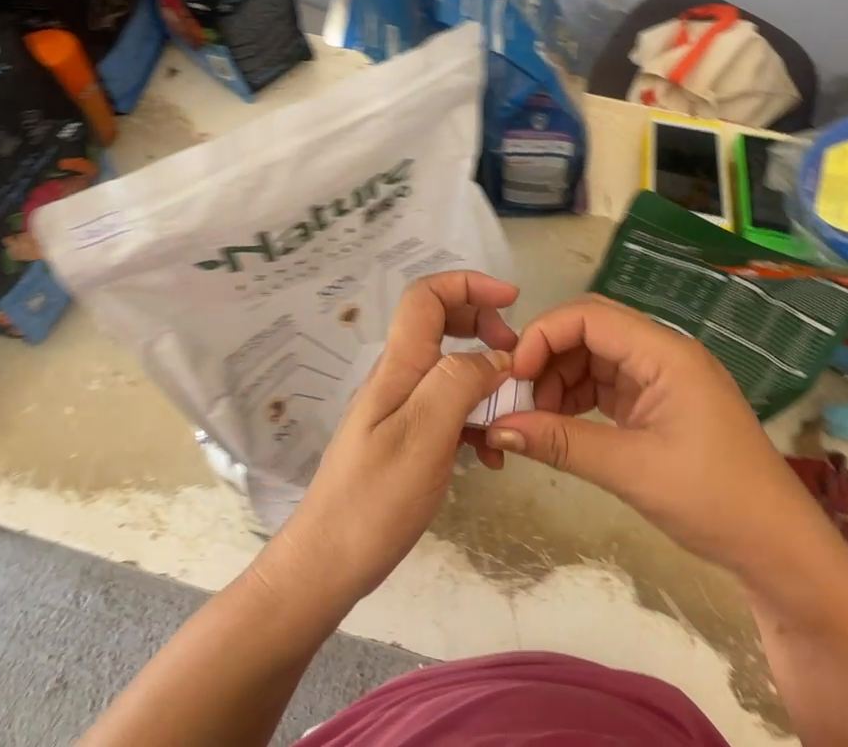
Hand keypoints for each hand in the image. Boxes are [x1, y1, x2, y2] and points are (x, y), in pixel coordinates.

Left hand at [266, 272, 519, 604]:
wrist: (328, 563)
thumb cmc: (375, 500)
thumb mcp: (425, 436)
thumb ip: (460, 383)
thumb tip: (496, 356)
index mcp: (398, 367)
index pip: (427, 296)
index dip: (469, 285)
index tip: (513, 300)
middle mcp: (397, 379)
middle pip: (442, 325)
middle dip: (486, 330)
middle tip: (519, 361)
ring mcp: (400, 411)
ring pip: (452, 372)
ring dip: (488, 385)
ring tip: (513, 418)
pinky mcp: (406, 442)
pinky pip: (449, 413)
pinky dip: (476, 422)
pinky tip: (492, 456)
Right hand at [487, 294, 811, 573]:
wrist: (775, 544)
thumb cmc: (712, 499)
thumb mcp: (631, 470)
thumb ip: (561, 442)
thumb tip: (497, 429)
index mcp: (666, 352)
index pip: (589, 315)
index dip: (543, 336)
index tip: (513, 378)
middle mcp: (664, 353)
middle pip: (590, 330)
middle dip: (547, 357)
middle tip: (517, 400)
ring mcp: (663, 379)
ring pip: (595, 358)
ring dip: (559, 380)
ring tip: (535, 421)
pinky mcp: (661, 404)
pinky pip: (608, 385)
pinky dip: (578, 400)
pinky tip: (559, 426)